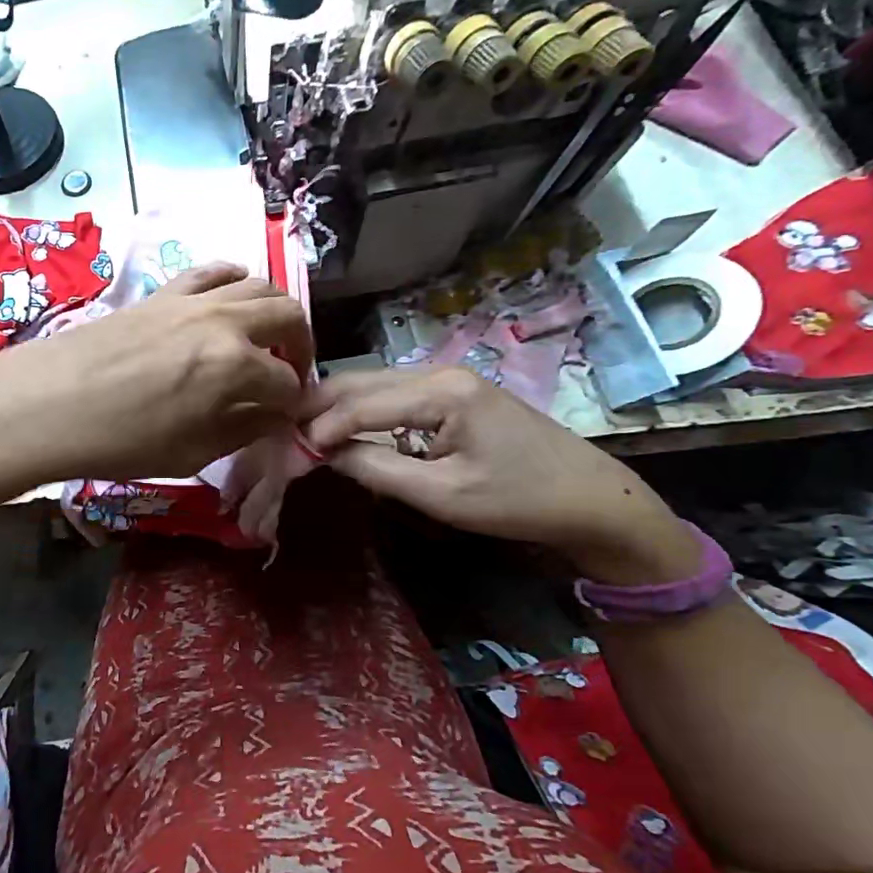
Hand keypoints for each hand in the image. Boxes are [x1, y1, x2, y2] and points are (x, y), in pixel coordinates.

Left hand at [0, 263, 312, 486]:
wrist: (43, 404)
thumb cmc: (117, 441)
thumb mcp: (190, 453)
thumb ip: (243, 428)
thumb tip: (274, 415)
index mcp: (236, 366)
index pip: (288, 383)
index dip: (294, 404)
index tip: (288, 419)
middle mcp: (223, 321)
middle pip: (288, 316)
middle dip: (300, 347)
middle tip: (288, 376)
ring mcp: (192, 299)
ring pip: (257, 285)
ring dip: (273, 312)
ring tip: (264, 341)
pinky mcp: (163, 292)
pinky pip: (212, 271)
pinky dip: (234, 282)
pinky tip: (229, 301)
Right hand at [301, 367, 697, 583]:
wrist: (590, 498)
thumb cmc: (516, 501)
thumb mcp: (441, 494)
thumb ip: (376, 468)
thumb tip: (324, 453)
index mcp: (439, 392)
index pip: (359, 403)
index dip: (318, 427)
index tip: (287, 452)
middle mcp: (440, 372)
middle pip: (361, 382)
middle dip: (319, 407)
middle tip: (282, 433)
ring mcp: (449, 378)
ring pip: (374, 384)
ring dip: (338, 407)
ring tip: (305, 432)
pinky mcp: (455, 393)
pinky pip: (394, 395)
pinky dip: (363, 411)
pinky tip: (346, 428)